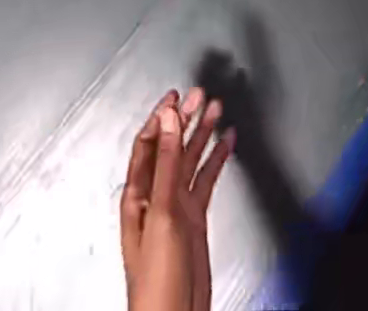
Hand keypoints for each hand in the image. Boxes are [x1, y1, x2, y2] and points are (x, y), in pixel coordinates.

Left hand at [121, 87, 233, 310]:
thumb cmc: (158, 273)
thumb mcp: (162, 211)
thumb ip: (168, 163)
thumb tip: (169, 118)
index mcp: (139, 194)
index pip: (149, 144)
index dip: (161, 118)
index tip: (176, 95)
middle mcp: (156, 196)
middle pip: (171, 147)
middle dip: (185, 119)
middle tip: (201, 94)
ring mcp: (177, 206)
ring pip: (191, 160)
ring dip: (203, 134)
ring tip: (217, 108)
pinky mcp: (195, 217)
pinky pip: (206, 179)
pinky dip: (217, 158)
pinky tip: (228, 142)